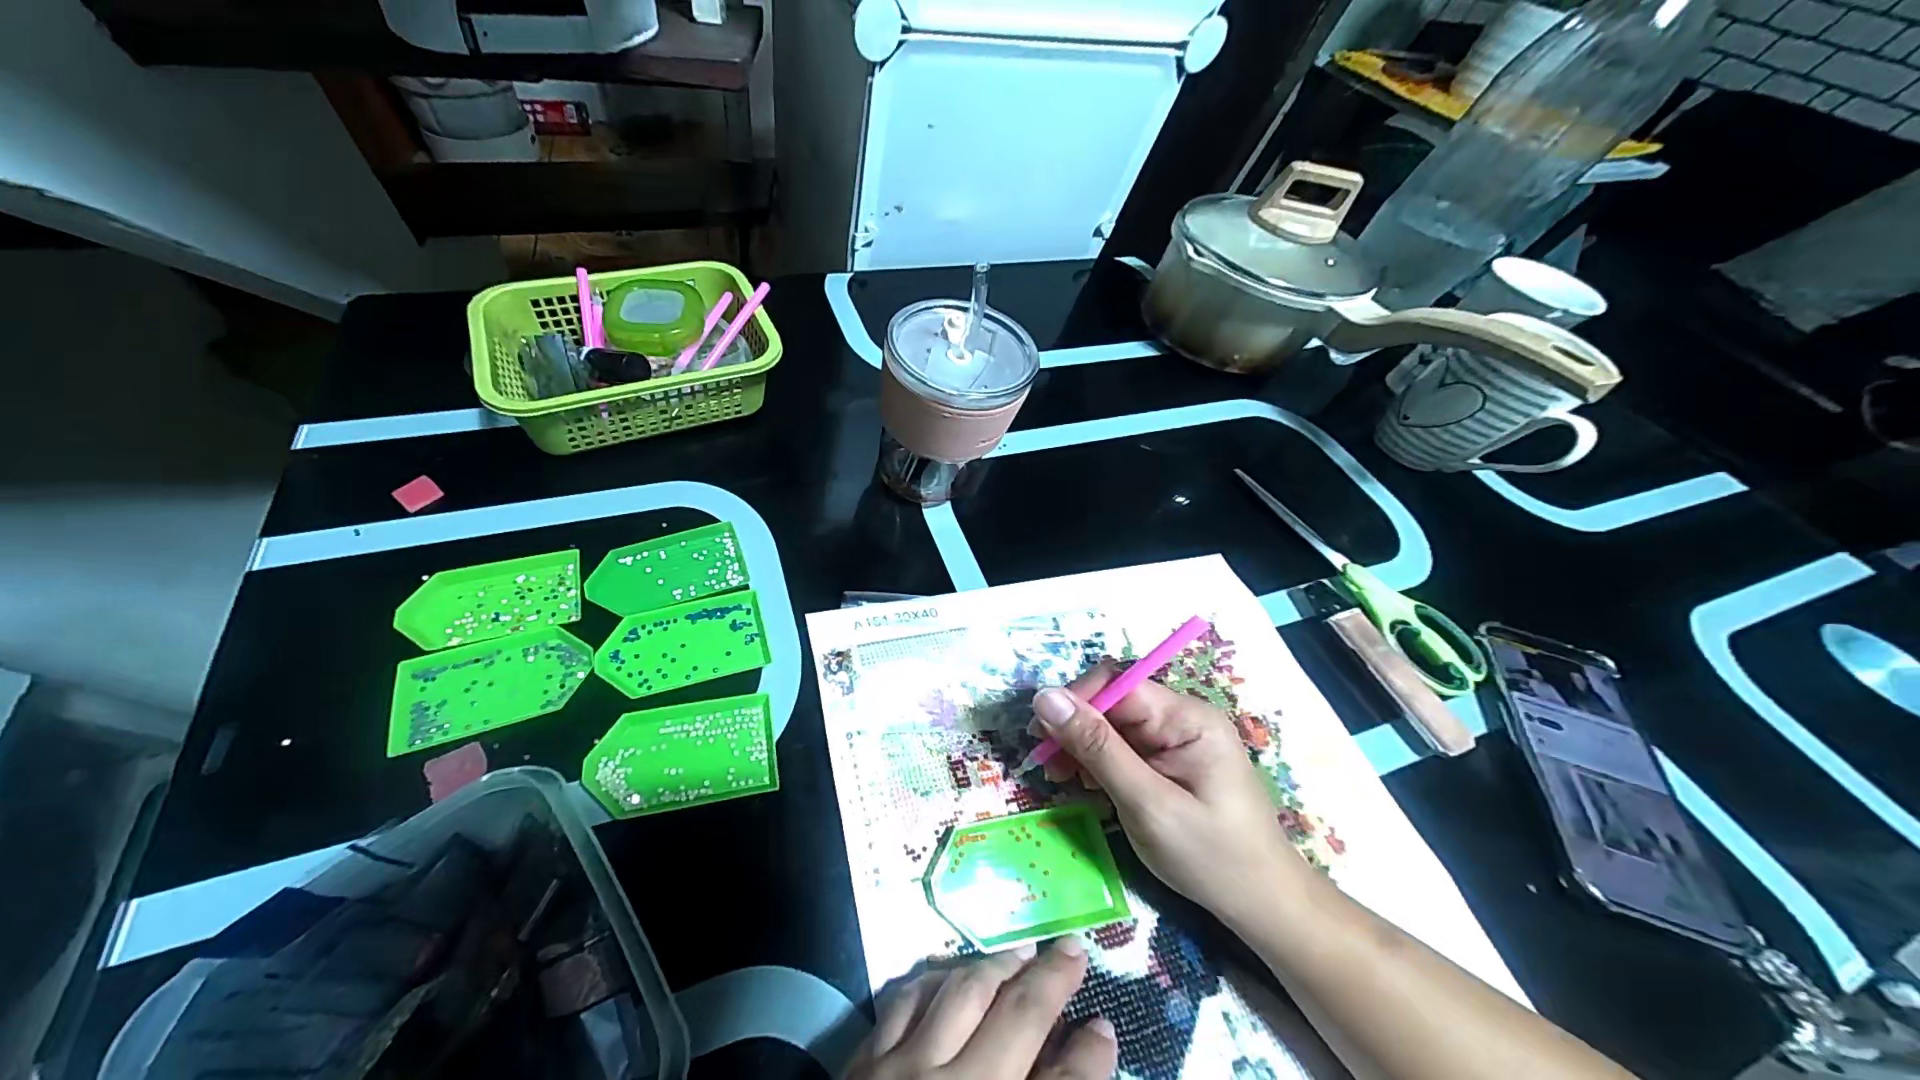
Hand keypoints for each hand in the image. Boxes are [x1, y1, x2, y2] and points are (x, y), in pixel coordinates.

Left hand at [847, 938, 1116, 1079]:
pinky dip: (934, 981)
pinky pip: (904, 1001)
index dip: (1090, 1058)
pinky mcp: (858, 1068)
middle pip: (1016, 1018)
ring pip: (959, 993)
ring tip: (1019, 952)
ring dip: (995, 967)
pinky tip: (947, 977)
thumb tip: (1083, 1057)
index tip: (1104, 1027)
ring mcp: (900, 1073)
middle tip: (1072, 949)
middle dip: (1050, 979)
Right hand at [1030, 663, 1303, 928]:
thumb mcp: (1146, 803)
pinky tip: (1090, 788)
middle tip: (1049, 768)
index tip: (1041, 737)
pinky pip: (1126, 748)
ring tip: (1065, 782)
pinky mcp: (1171, 761)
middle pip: (1113, 703)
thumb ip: (1096, 748)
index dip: (1075, 702)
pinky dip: (1101, 764)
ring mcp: (1178, 739)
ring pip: (1114, 726)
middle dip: (1076, 729)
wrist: (1262, 904)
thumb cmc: (1209, 856)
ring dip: (1084, 749)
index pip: (1117, 683)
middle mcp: (1183, 717)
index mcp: (1187, 717)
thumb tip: (1045, 696)